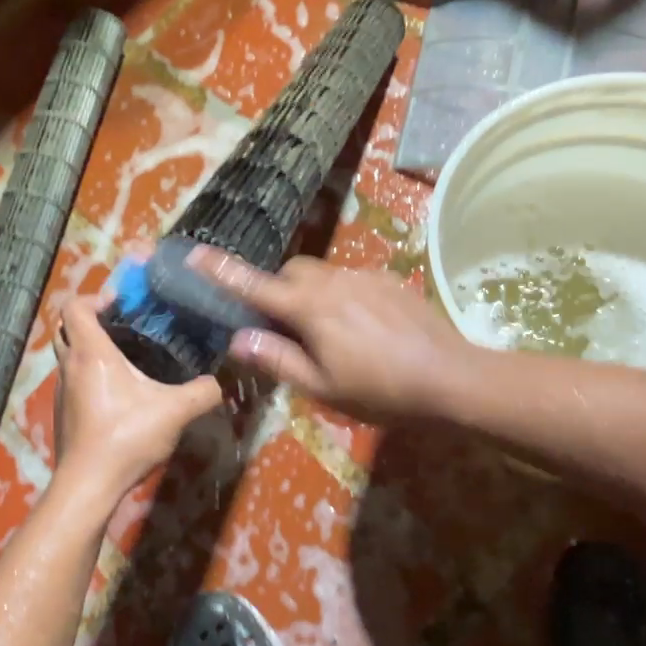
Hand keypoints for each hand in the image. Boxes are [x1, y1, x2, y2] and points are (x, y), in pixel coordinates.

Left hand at [53, 296, 223, 496]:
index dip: (94, 297)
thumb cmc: (125, 438)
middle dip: (90, 318)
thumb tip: (222, 380)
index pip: (74, 307)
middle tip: (122, 323)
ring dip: (88, 347)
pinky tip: (116, 390)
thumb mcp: (174, 413)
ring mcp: (63, 390)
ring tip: (123, 354)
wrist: (87, 485)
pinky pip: (72, 379)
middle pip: (66, 326)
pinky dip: (88, 373)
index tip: (121, 303)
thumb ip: (203, 393)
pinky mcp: (63, 412)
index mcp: (91, 353)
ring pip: (67, 354)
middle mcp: (70, 365)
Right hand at [187, 248, 475, 420]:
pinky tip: (364, 330)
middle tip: (284, 327)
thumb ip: (278, 360)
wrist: (451, 377)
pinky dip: (342, 297)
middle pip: (289, 272)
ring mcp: (362, 276)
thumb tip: (239, 338)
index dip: (220, 271)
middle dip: (278, 290)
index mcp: (308, 308)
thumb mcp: (323, 387)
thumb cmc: (381, 390)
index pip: (253, 285)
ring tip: (332, 335)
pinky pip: (350, 280)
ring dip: (311, 295)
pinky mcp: (387, 280)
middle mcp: (330, 282)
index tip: (194, 254)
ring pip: (321, 275)